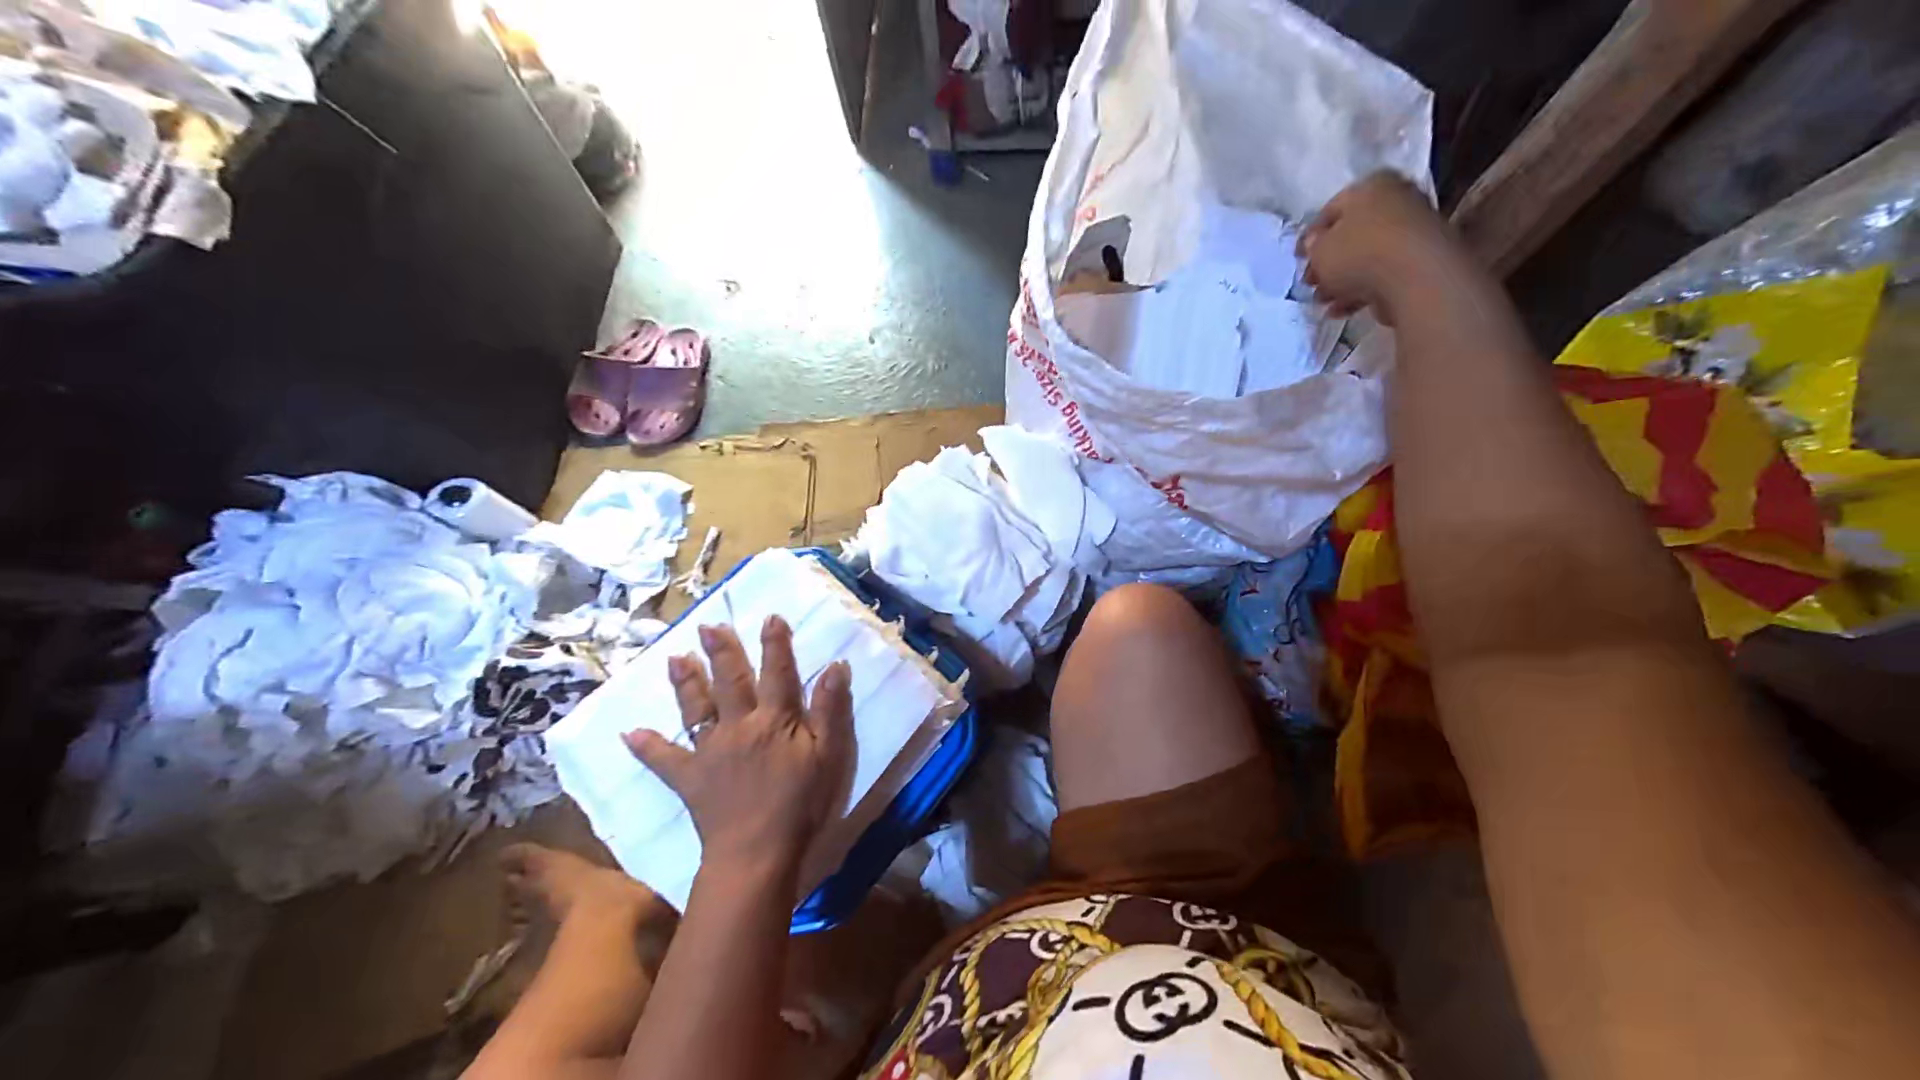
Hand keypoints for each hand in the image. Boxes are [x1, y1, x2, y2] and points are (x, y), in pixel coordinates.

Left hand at [623, 617, 853, 874]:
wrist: (757, 852)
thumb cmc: (800, 804)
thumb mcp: (829, 755)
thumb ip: (830, 710)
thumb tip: (835, 666)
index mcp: (774, 719)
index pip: (777, 673)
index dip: (775, 644)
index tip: (769, 617)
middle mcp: (739, 725)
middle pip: (730, 681)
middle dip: (721, 651)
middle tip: (707, 626)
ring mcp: (710, 750)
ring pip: (696, 708)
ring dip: (686, 682)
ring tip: (675, 658)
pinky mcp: (690, 778)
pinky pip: (665, 759)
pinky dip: (648, 747)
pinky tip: (629, 734)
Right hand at [1298, 171, 1482, 324]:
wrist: (1416, 276)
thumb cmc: (1359, 253)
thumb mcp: (1320, 250)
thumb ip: (1313, 246)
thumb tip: (1316, 243)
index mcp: (1371, 186)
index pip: (1331, 209)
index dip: (1311, 236)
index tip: (1299, 258)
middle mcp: (1396, 200)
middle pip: (1352, 233)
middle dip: (1328, 261)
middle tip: (1311, 282)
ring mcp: (1413, 231)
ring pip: (1367, 256)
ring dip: (1341, 281)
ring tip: (1324, 302)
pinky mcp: (1422, 260)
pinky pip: (1383, 273)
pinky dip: (1361, 290)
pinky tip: (1342, 310)